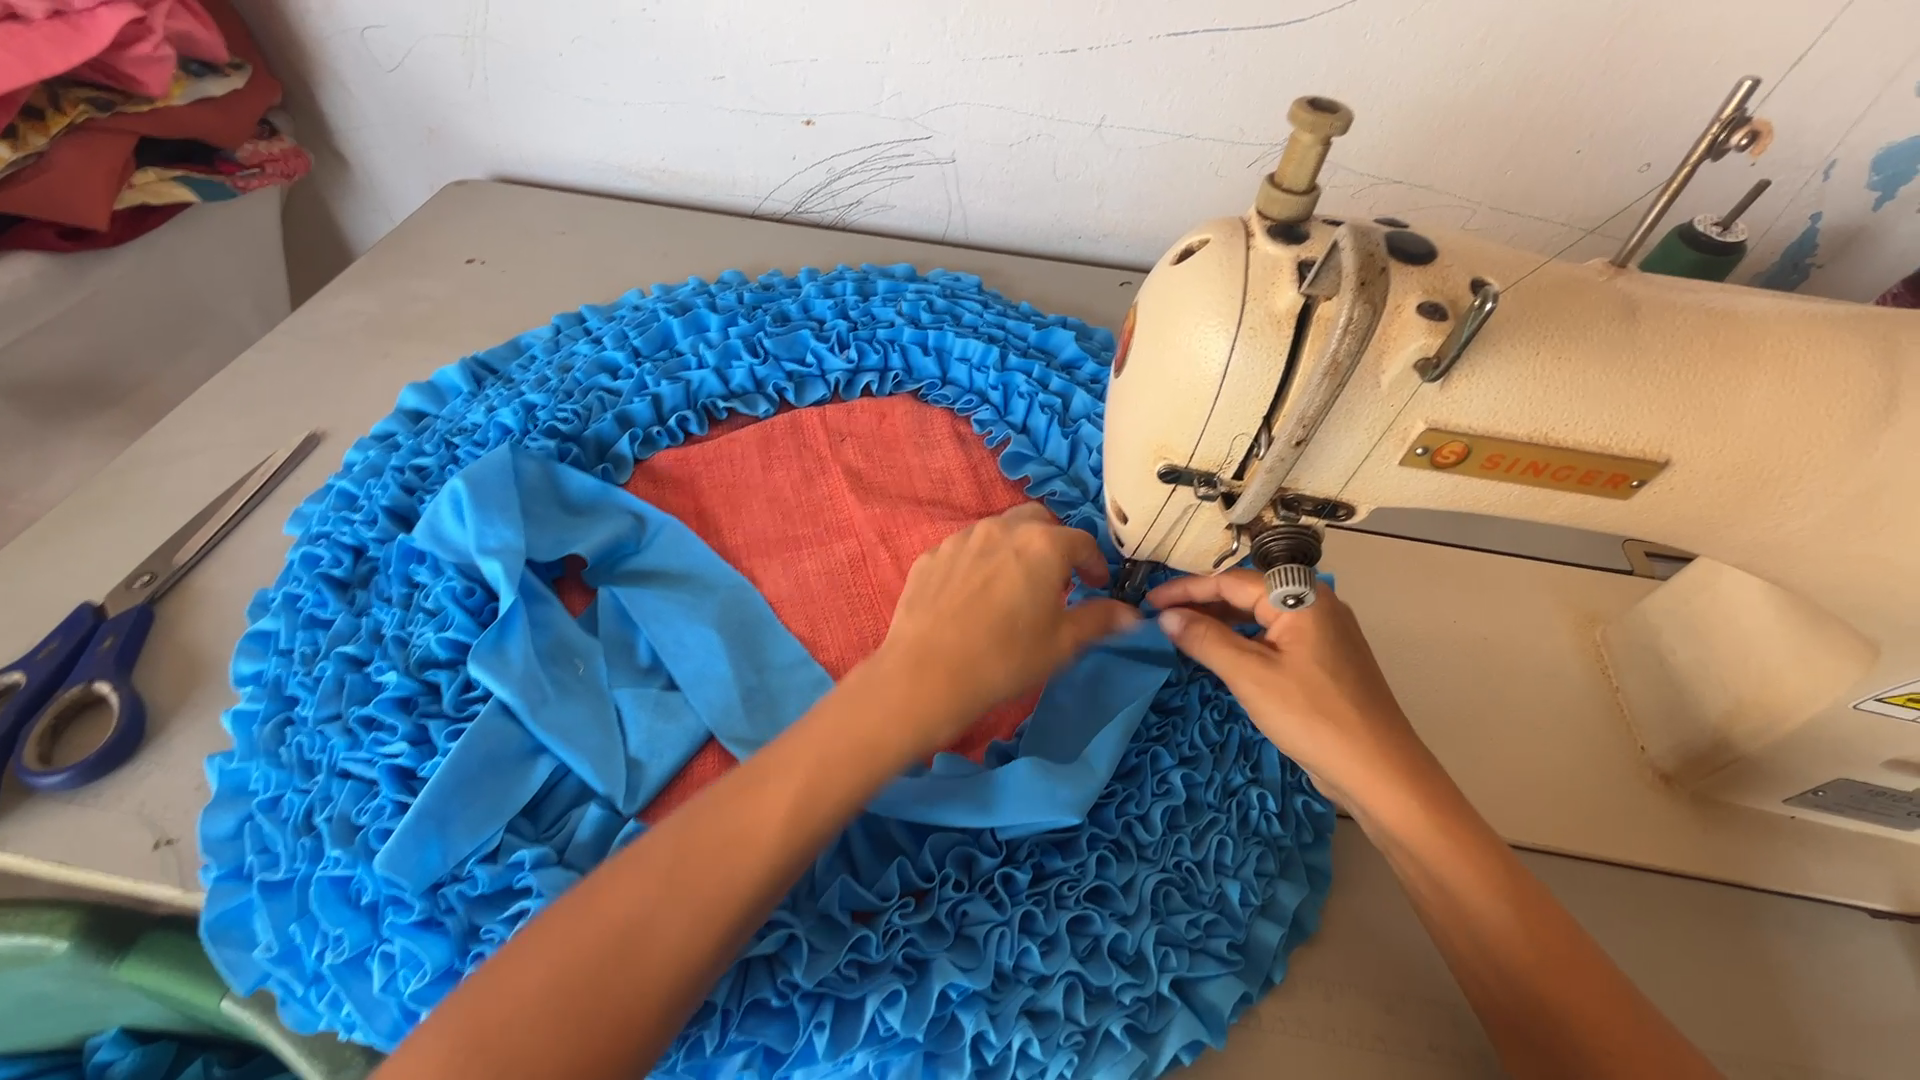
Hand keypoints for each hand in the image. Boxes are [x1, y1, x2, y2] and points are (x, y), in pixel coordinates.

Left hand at [873, 503, 1139, 746]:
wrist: (927, 675)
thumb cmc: (1006, 659)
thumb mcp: (1062, 644)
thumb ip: (1100, 619)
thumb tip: (1131, 613)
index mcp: (1042, 544)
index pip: (1081, 541)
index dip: (1095, 563)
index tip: (1097, 583)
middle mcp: (1001, 528)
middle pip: (1037, 521)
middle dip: (1053, 543)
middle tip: (1056, 577)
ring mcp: (961, 539)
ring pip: (998, 531)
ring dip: (1014, 549)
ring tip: (1014, 585)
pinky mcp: (930, 556)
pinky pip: (965, 550)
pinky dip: (979, 563)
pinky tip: (975, 596)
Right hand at [1146, 570, 1435, 809]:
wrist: (1378, 771)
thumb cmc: (1312, 716)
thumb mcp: (1250, 675)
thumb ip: (1205, 639)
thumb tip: (1166, 617)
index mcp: (1302, 598)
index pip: (1231, 581)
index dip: (1186, 590)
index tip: (1149, 602)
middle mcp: (1316, 605)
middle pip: (1247, 594)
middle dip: (1201, 604)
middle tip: (1160, 619)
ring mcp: (1322, 634)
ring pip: (1260, 617)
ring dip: (1220, 623)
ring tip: (1180, 634)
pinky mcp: (1323, 660)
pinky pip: (1273, 638)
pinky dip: (1242, 641)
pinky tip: (1218, 654)